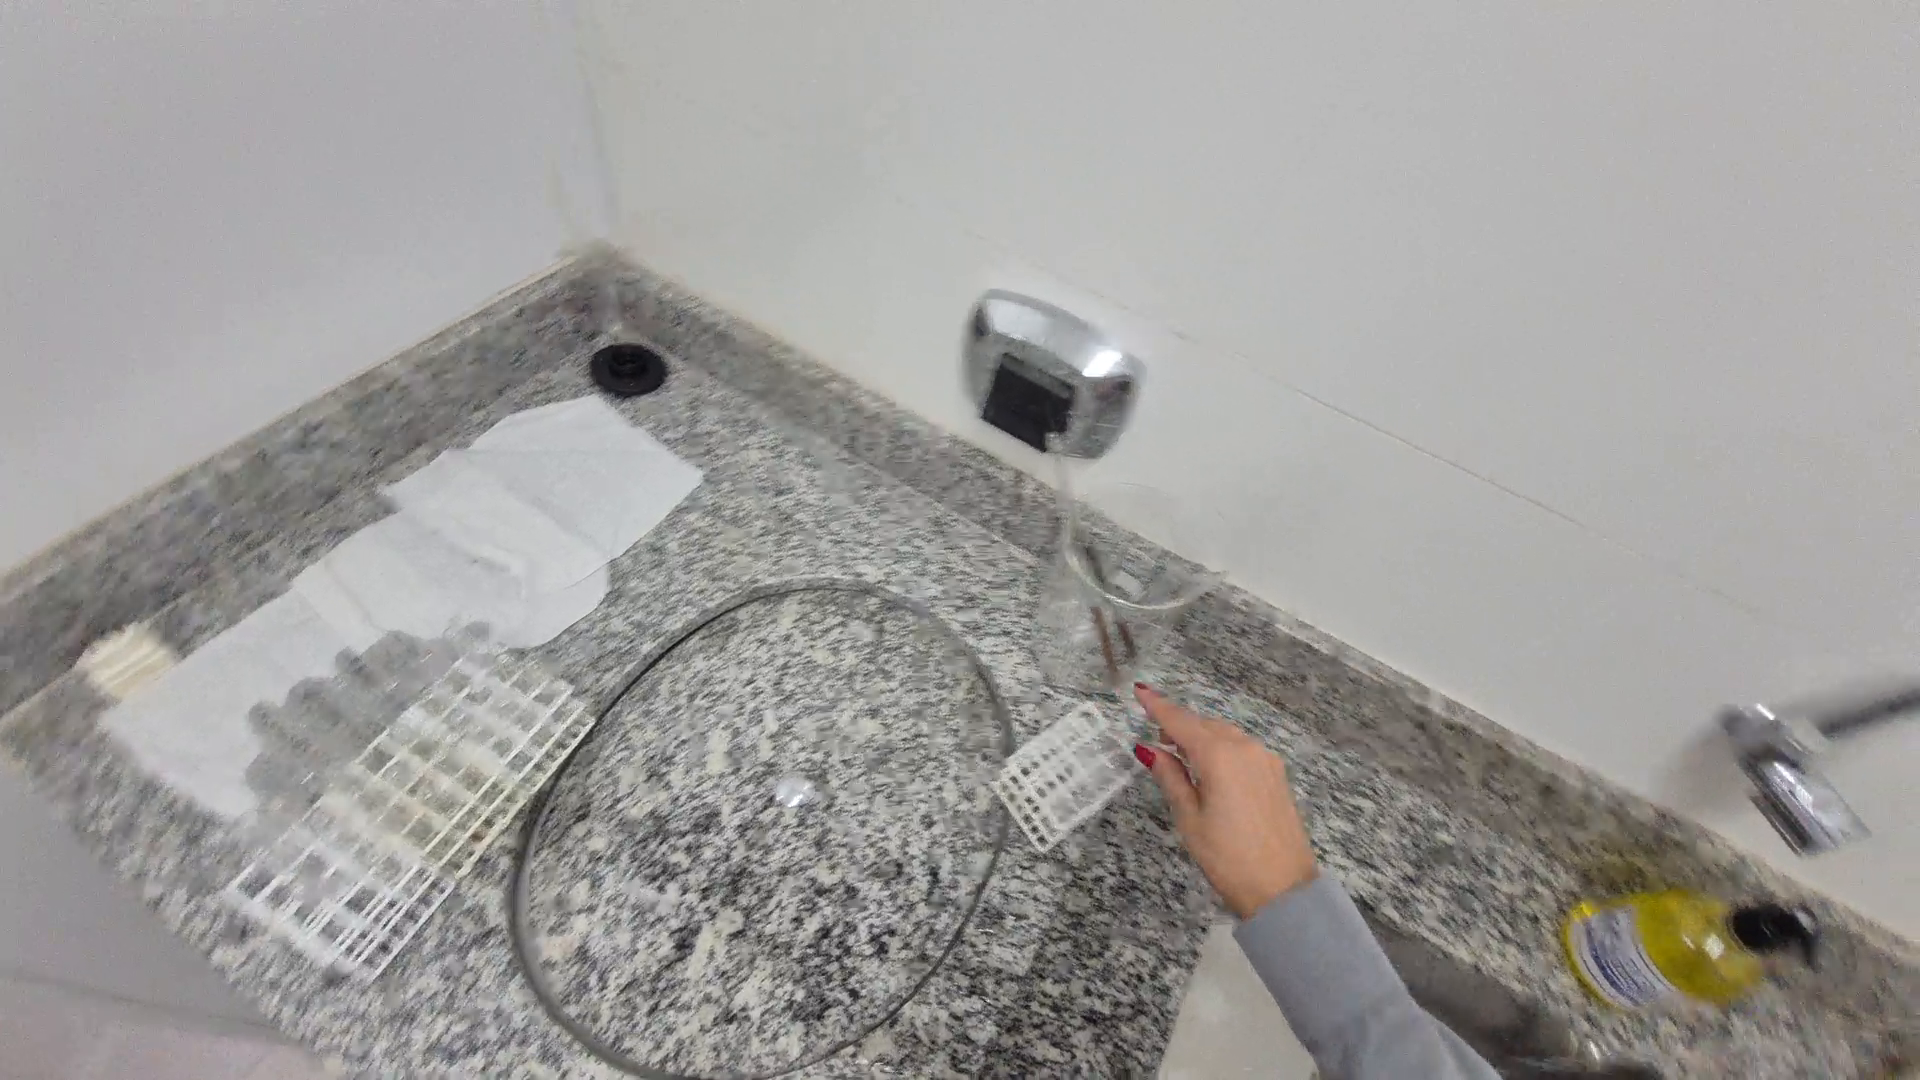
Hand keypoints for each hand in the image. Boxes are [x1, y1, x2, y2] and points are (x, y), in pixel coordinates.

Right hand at [1134, 684, 1317, 918]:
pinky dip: (1220, 747)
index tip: (1139, 691)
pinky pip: (1240, 747)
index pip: (1180, 721)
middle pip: (1203, 724)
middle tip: (1155, 737)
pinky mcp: (1275, 774)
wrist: (1284, 892)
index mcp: (1219, 755)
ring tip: (1179, 754)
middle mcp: (1245, 747)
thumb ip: (1170, 776)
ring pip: (1223, 733)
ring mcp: (1265, 759)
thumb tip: (1149, 748)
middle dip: (1178, 724)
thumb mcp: (1189, 818)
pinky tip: (1209, 766)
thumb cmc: (1227, 857)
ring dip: (1200, 735)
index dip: (1157, 706)